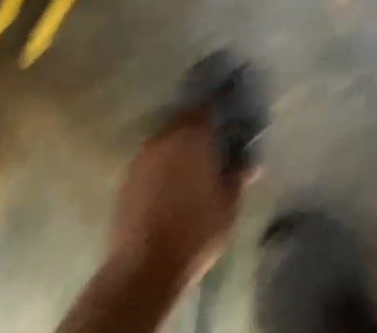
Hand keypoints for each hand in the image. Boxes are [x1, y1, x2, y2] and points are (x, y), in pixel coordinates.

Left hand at [106, 109, 246, 286]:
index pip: (206, 110)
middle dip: (197, 131)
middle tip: (211, 148)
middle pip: (182, 123)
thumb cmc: (196, 231)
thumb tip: (250, 165)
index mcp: (192, 137)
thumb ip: (237, 179)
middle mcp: (164, 139)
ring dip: (177, 149)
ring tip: (191, 169)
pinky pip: (150, 162)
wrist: (145, 267)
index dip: (218, 115)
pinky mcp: (126, 179)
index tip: (228, 125)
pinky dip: (161, 167)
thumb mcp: (228, 206)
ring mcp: (141, 158)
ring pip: (164, 142)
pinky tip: (169, 187)